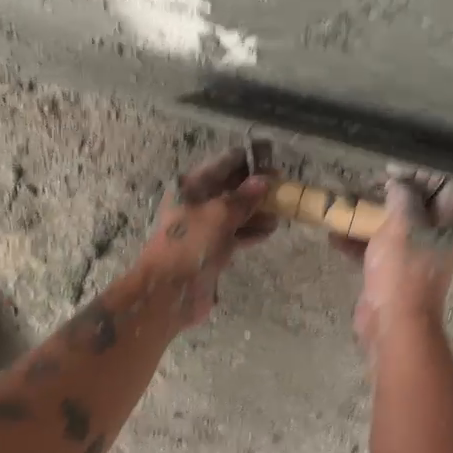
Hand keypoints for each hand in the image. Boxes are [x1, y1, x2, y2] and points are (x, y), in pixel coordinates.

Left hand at [136, 148, 275, 328]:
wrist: (169, 292)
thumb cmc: (190, 245)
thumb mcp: (219, 215)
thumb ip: (243, 198)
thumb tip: (264, 181)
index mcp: (191, 187)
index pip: (224, 164)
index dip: (249, 161)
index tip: (274, 162)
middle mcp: (196, 203)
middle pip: (231, 188)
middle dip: (256, 187)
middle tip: (284, 189)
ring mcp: (204, 228)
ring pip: (235, 212)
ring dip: (257, 210)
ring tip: (282, 210)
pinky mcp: (211, 249)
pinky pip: (235, 234)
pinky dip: (251, 231)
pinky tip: (270, 230)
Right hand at [333, 170, 452, 350]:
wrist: (393, 323)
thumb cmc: (402, 270)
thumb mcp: (403, 223)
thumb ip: (403, 196)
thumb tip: (398, 184)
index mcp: (447, 226)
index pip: (445, 189)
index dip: (421, 176)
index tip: (392, 174)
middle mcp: (434, 239)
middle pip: (417, 207)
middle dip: (391, 195)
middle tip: (368, 187)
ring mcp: (412, 258)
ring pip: (392, 228)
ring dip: (370, 218)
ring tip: (346, 208)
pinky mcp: (390, 275)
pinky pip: (374, 251)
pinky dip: (357, 243)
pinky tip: (334, 237)